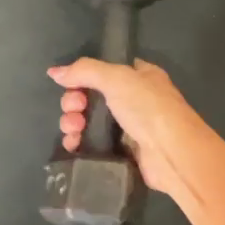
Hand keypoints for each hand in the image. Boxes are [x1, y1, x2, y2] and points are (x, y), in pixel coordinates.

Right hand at [48, 58, 206, 193]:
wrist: (171, 153)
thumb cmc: (149, 108)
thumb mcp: (117, 78)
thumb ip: (84, 71)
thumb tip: (53, 72)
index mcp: (139, 77)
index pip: (104, 71)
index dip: (83, 76)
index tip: (71, 85)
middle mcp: (133, 100)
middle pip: (90, 97)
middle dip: (74, 102)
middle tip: (75, 109)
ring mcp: (126, 127)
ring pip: (87, 121)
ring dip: (72, 123)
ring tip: (73, 129)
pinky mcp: (118, 151)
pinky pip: (90, 143)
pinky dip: (77, 142)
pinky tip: (72, 144)